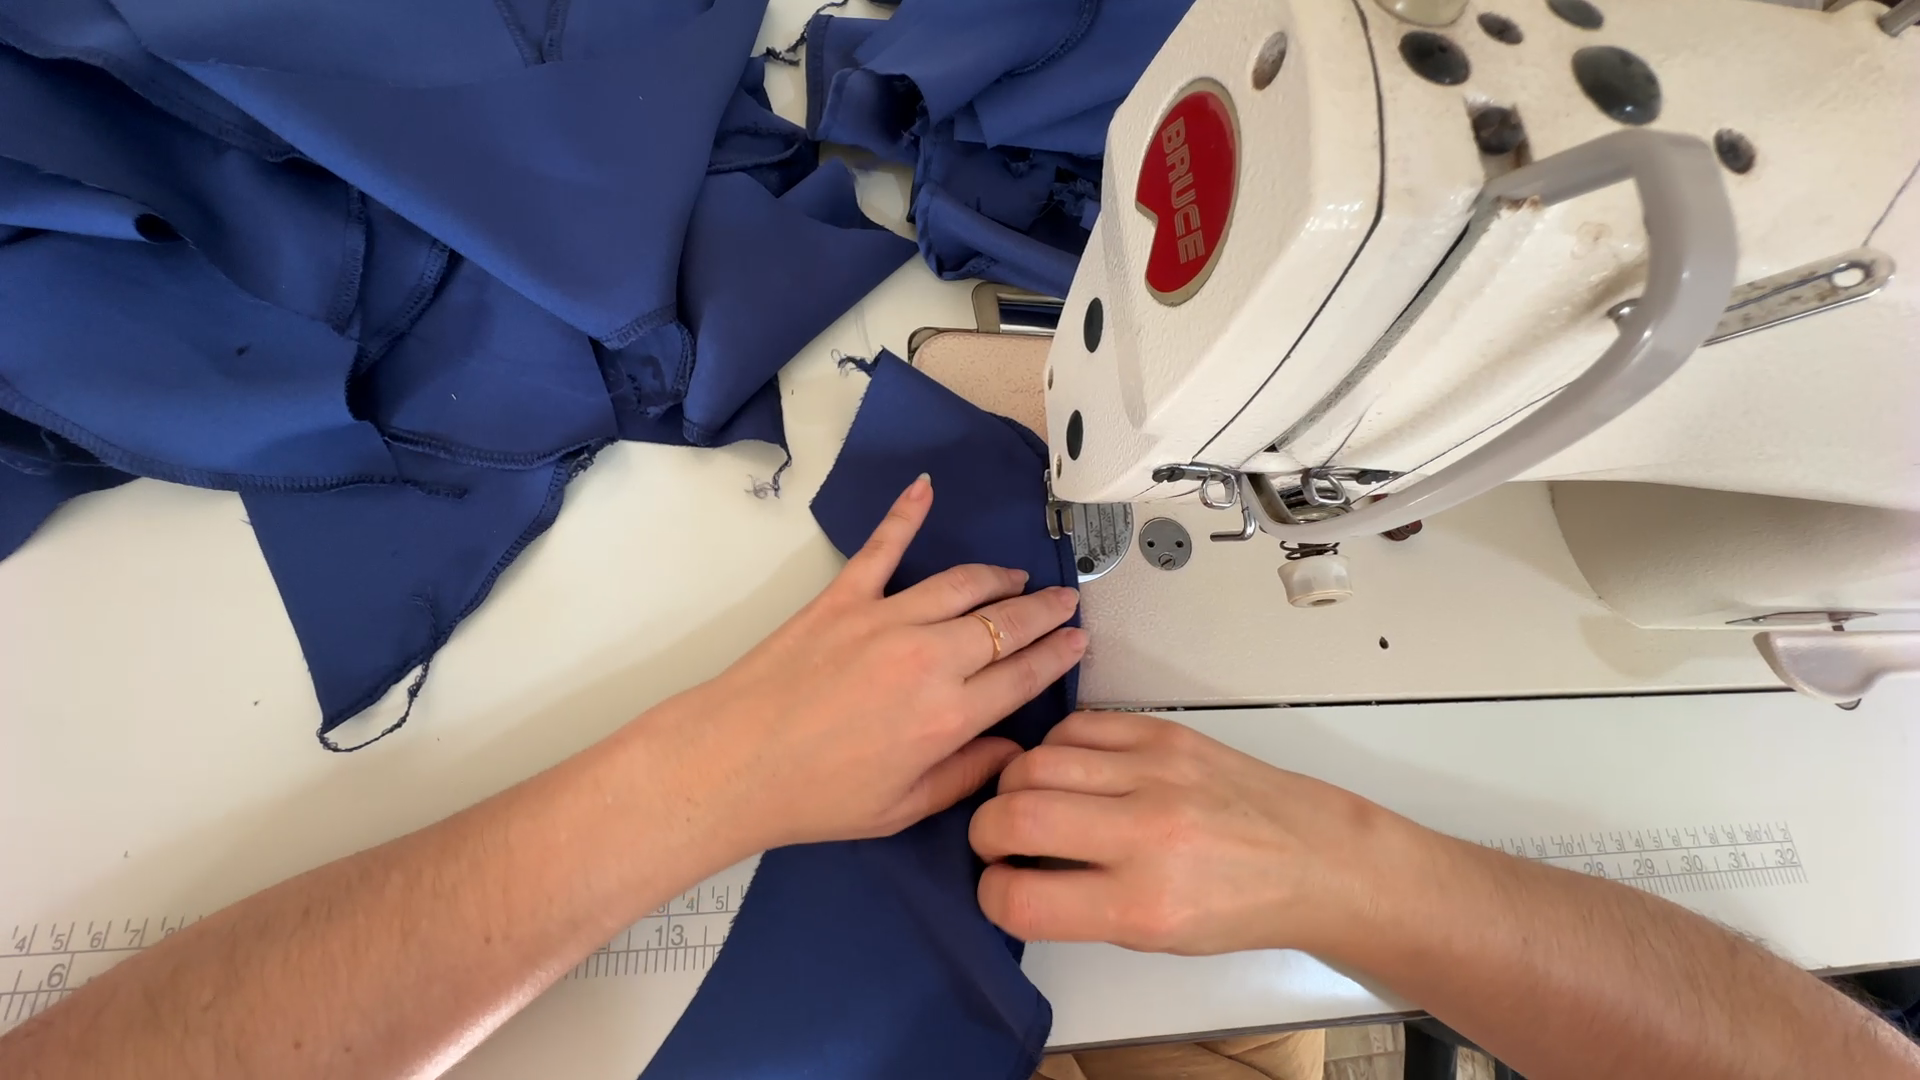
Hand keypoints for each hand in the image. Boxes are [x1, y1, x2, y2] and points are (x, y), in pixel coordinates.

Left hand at [647, 474, 1084, 855]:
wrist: (731, 763)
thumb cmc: (817, 797)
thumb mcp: (902, 808)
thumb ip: (966, 775)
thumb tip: (1014, 748)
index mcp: (948, 717)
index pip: (1024, 676)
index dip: (1058, 655)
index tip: (1078, 639)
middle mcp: (930, 659)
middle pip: (1006, 623)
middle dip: (1044, 610)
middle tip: (1065, 599)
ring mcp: (886, 619)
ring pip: (962, 583)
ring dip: (997, 577)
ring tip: (1016, 577)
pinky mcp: (845, 596)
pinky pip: (884, 546)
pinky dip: (906, 513)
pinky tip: (925, 486)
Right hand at [970, 712, 1399, 955]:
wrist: (1311, 854)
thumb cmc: (1235, 908)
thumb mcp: (1157, 936)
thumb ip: (1080, 904)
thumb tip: (1014, 868)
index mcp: (1144, 905)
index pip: (1022, 898)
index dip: (990, 893)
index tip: (998, 885)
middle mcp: (1144, 832)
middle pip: (1015, 815)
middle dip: (985, 830)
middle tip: (997, 838)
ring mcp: (1153, 770)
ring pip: (1035, 760)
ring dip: (1013, 784)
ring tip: (1029, 800)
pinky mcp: (1161, 731)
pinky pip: (1075, 726)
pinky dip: (1053, 748)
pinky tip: (1066, 769)